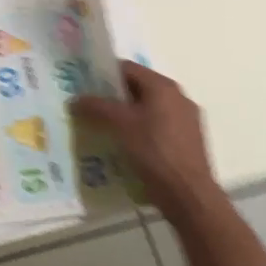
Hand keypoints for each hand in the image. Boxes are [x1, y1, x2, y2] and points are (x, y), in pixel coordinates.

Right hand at [71, 61, 224, 218]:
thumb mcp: (119, 125)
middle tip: (93, 108)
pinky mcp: (191, 141)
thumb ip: (96, 107)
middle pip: (139, 88)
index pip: (127, 68)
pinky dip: (144, 129)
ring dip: (129, 115)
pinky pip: (161, 126)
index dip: (104, 75)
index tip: (86, 87)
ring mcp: (188, 119)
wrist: (190, 197)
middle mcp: (179, 96)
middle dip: (115, 97)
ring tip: (108, 128)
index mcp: (163, 86)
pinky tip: (130, 145)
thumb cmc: (154, 152)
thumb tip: (75, 100)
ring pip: (150, 108)